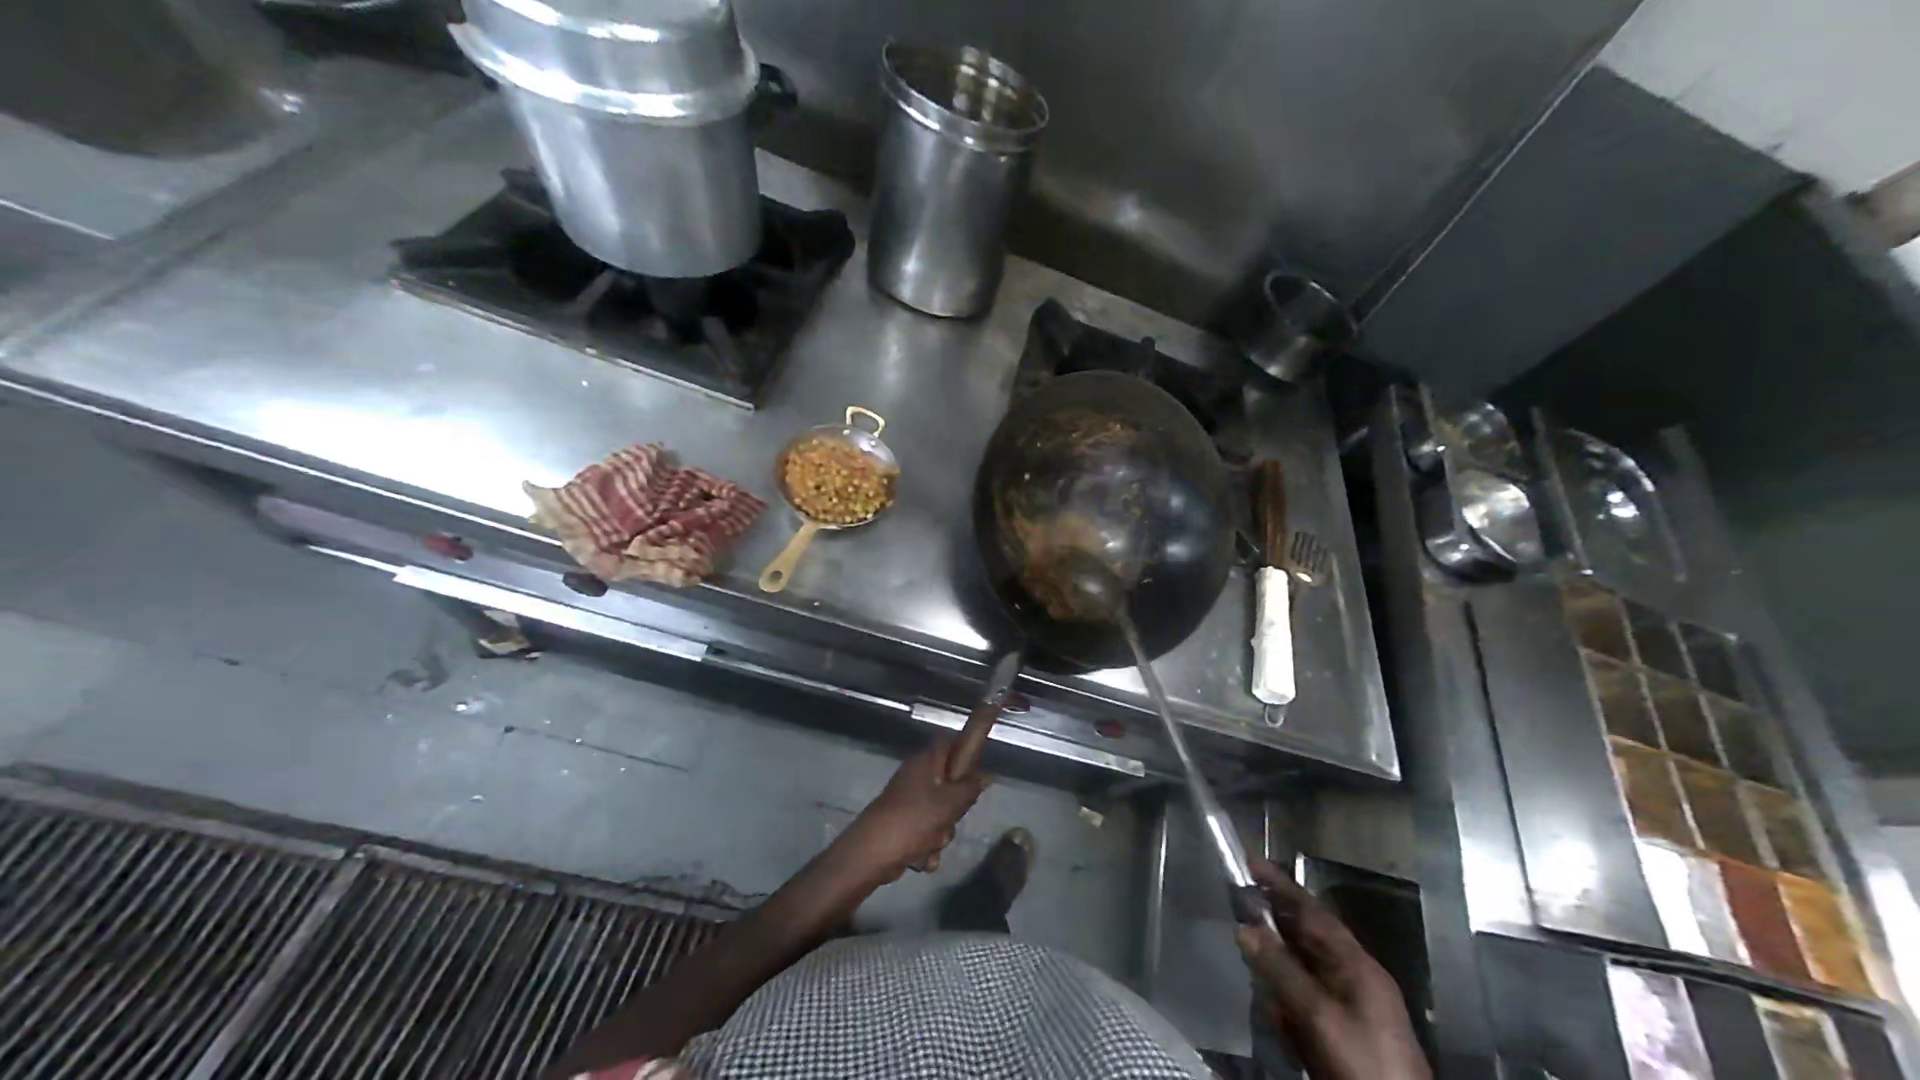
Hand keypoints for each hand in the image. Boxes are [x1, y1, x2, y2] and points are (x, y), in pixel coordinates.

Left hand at [842, 735, 988, 877]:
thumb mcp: (949, 803)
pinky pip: (926, 832)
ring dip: (941, 833)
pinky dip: (926, 847)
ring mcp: (908, 801)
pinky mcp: (903, 824)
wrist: (872, 854)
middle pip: (949, 783)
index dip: (964, 749)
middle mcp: (916, 777)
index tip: (976, 769)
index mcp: (925, 763)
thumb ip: (969, 787)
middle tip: (953, 816)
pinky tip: (921, 858)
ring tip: (932, 843)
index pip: (949, 742)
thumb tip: (985, 774)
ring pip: (940, 813)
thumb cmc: (912, 820)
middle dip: (955, 808)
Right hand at [1236, 859, 1430, 1079]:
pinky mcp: (1344, 1030)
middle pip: (1308, 935)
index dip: (1281, 885)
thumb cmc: (1363, 1062)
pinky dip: (1285, 993)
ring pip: (1304, 966)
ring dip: (1276, 958)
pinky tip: (1268, 1002)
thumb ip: (1281, 970)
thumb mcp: (1318, 1016)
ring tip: (1246, 948)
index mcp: (1357, 964)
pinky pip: (1306, 996)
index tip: (1250, 861)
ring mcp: (1352, 1005)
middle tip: (1238, 901)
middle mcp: (1355, 977)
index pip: (1313, 912)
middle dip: (1274, 919)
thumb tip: (1244, 928)